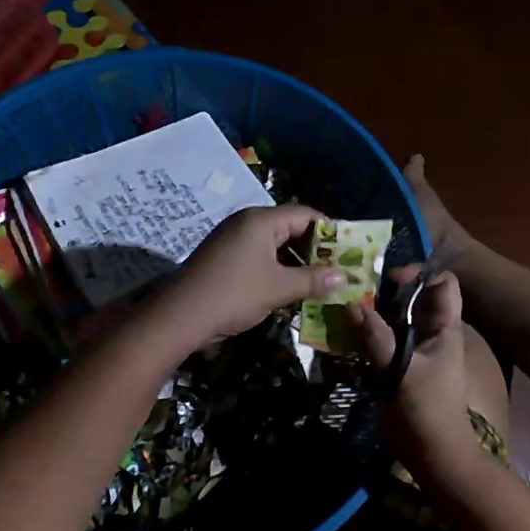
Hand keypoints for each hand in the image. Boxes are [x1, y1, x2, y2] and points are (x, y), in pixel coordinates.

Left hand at [156, 206, 346, 343]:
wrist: (180, 316)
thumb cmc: (233, 295)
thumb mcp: (279, 288)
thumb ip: (313, 280)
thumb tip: (344, 276)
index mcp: (261, 220)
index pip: (306, 214)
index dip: (330, 231)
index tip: (348, 250)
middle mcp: (246, 222)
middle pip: (290, 227)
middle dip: (314, 248)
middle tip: (337, 269)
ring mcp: (232, 238)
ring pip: (275, 243)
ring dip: (297, 261)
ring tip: (319, 281)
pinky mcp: (224, 255)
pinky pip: (259, 254)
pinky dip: (277, 267)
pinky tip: (290, 287)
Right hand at [351, 268, 476, 466]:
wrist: (430, 453)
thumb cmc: (428, 409)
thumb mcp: (403, 370)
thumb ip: (377, 338)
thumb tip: (352, 305)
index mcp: (443, 327)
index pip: (442, 283)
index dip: (420, 273)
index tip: (390, 279)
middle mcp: (426, 331)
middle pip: (409, 296)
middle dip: (383, 289)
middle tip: (354, 288)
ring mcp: (408, 347)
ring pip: (389, 317)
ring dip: (368, 311)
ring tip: (340, 305)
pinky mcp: (392, 364)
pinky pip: (376, 339)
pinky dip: (360, 333)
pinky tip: (339, 331)